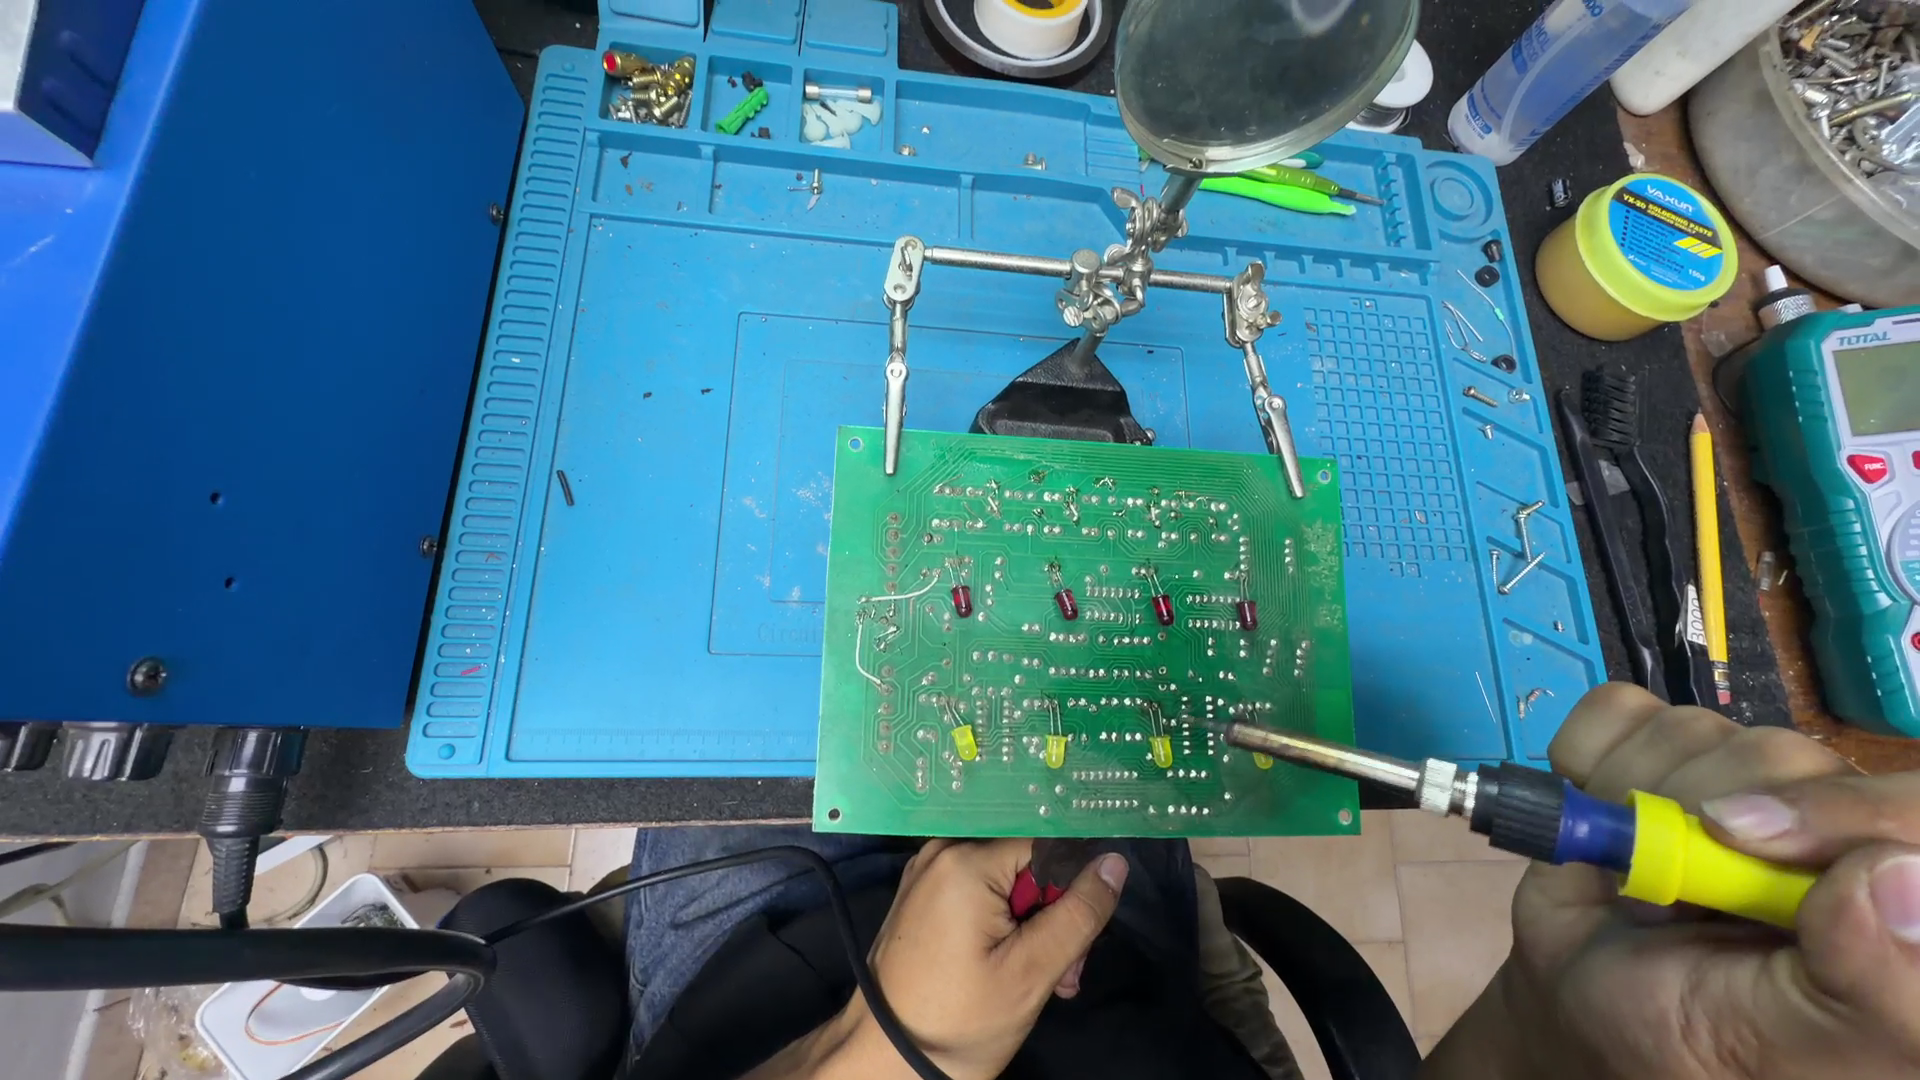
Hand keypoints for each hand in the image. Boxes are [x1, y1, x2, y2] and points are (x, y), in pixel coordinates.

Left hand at [843, 838, 1127, 1079]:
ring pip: (1006, 879)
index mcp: (966, 858)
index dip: (1074, 884)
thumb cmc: (960, 1019)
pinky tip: (1010, 963)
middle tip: (1065, 973)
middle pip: (1026, 862)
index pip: (1046, 844)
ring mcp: (929, 870)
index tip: (1083, 935)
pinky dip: (1002, 920)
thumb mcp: (1031, 972)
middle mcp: (944, 849)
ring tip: (1042, 979)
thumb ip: (1078, 913)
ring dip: (1032, 922)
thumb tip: (1114, 862)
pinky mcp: (924, 893)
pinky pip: (979, 890)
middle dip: (1054, 912)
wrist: (883, 1059)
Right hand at [1428, 682, 1919, 1079]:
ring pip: (1687, 727)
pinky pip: (1614, 707)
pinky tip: (1586, 801)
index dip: (1833, 805)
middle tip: (1662, 883)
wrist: (1578, 1000)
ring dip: (1625, 793)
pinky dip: (1582, 750)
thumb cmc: (1697, 1038)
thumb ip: (1872, 982)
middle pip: (1776, 753)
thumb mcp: (1795, 1038)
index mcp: (1881, 887)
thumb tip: (1897, 872)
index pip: (1908, 808)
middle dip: (1693, 814)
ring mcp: (1723, 780)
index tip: (1730, 834)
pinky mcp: (1640, 749)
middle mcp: (1819, 823)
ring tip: (1622, 863)